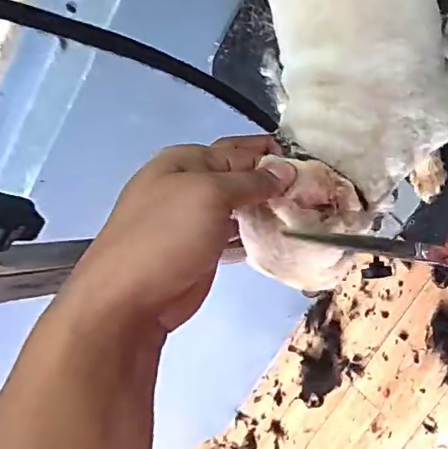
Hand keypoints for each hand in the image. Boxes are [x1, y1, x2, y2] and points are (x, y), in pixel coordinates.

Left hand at [56, 136, 296, 334]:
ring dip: (274, 208)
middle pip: (245, 176)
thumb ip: (251, 181)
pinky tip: (288, 234)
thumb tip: (288, 169)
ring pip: (246, 205)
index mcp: (186, 161)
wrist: (127, 300)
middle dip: (279, 181)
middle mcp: (192, 184)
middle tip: (320, 191)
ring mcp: (199, 217)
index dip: (277, 154)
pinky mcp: (208, 246)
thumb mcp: (209, 196)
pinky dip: (263, 232)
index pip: (242, 149)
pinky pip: (243, 232)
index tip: (316, 166)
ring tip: (312, 211)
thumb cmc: (165, 238)